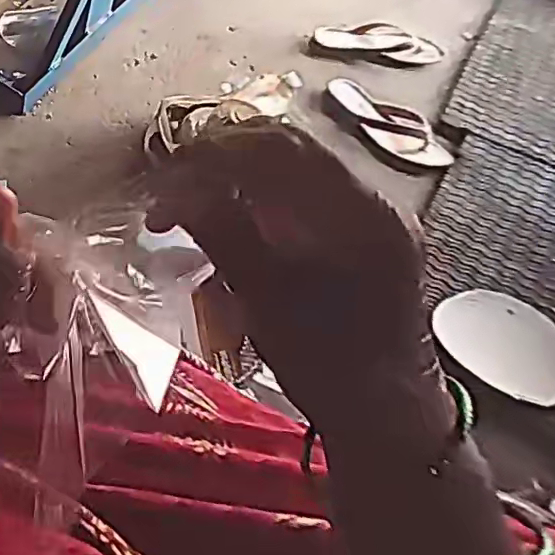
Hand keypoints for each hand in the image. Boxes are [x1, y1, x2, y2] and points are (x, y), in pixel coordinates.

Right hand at [152, 118, 430, 414]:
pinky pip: (299, 183)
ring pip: (292, 158)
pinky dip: (255, 183)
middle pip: (288, 144)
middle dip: (223, 150)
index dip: (217, 152)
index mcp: (362, 216)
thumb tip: (172, 190)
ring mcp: (369, 208)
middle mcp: (373, 198)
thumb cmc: (328, 366)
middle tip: (174, 173)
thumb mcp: (265, 300)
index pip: (281, 151)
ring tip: (192, 185)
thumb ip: (222, 234)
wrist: (385, 410)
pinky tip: (227, 202)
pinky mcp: (356, 223)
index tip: (169, 171)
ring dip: (237, 163)